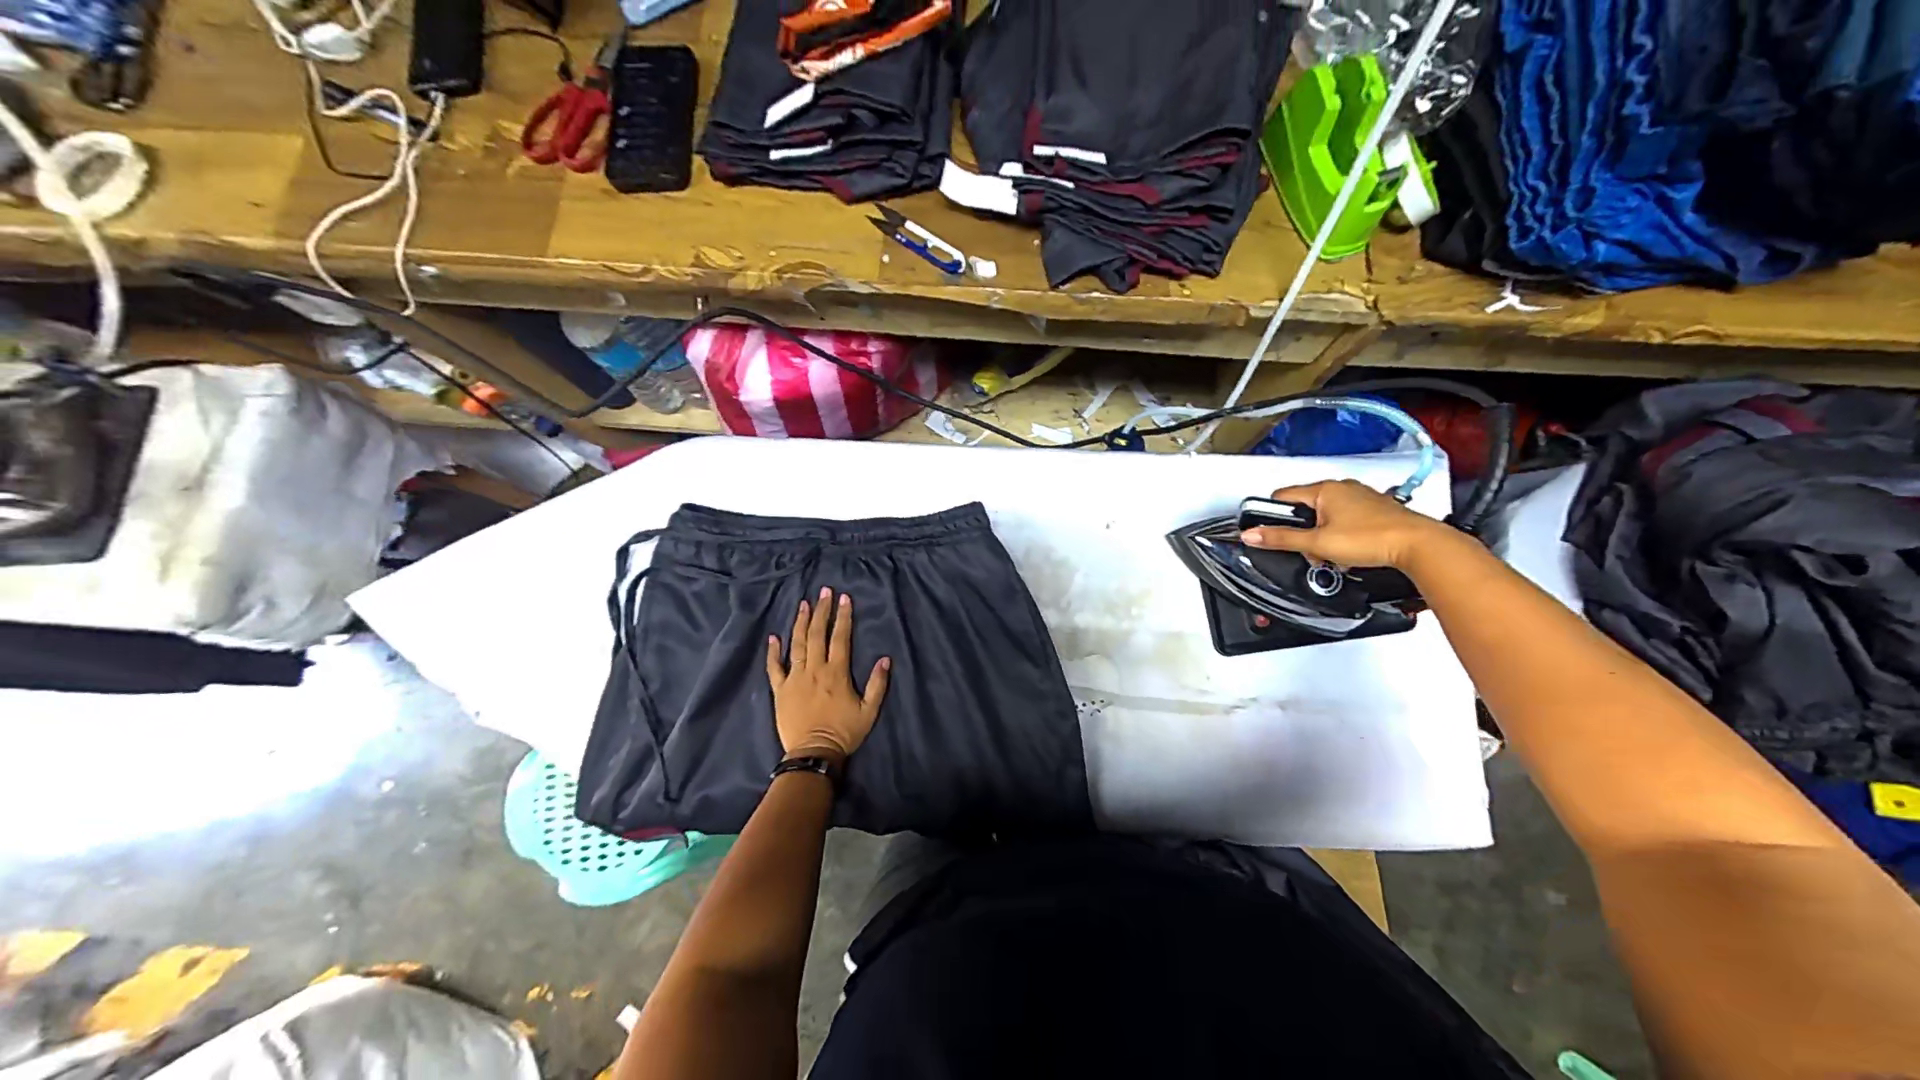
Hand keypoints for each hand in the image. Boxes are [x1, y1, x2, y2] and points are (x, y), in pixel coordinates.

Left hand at [766, 587, 890, 766]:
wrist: (813, 753)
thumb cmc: (844, 733)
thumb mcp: (869, 711)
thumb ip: (877, 684)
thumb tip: (885, 659)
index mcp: (836, 672)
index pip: (840, 638)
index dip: (843, 617)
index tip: (844, 598)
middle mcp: (814, 669)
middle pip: (817, 634)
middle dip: (822, 611)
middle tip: (824, 591)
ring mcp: (794, 678)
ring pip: (797, 644)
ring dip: (801, 623)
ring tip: (804, 604)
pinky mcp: (780, 690)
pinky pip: (774, 667)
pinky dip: (773, 652)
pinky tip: (773, 637)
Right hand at [1238, 480, 1453, 570]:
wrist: (1418, 546)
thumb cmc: (1374, 538)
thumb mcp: (1317, 543)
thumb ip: (1282, 538)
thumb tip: (1252, 535)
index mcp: (1325, 489)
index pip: (1283, 496)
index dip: (1273, 516)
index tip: (1273, 532)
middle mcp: (1344, 488)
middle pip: (1306, 510)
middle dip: (1304, 533)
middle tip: (1312, 550)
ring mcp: (1362, 498)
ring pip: (1327, 517)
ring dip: (1324, 537)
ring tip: (1335, 554)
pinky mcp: (1376, 511)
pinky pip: (1347, 521)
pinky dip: (1343, 536)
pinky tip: (1352, 551)